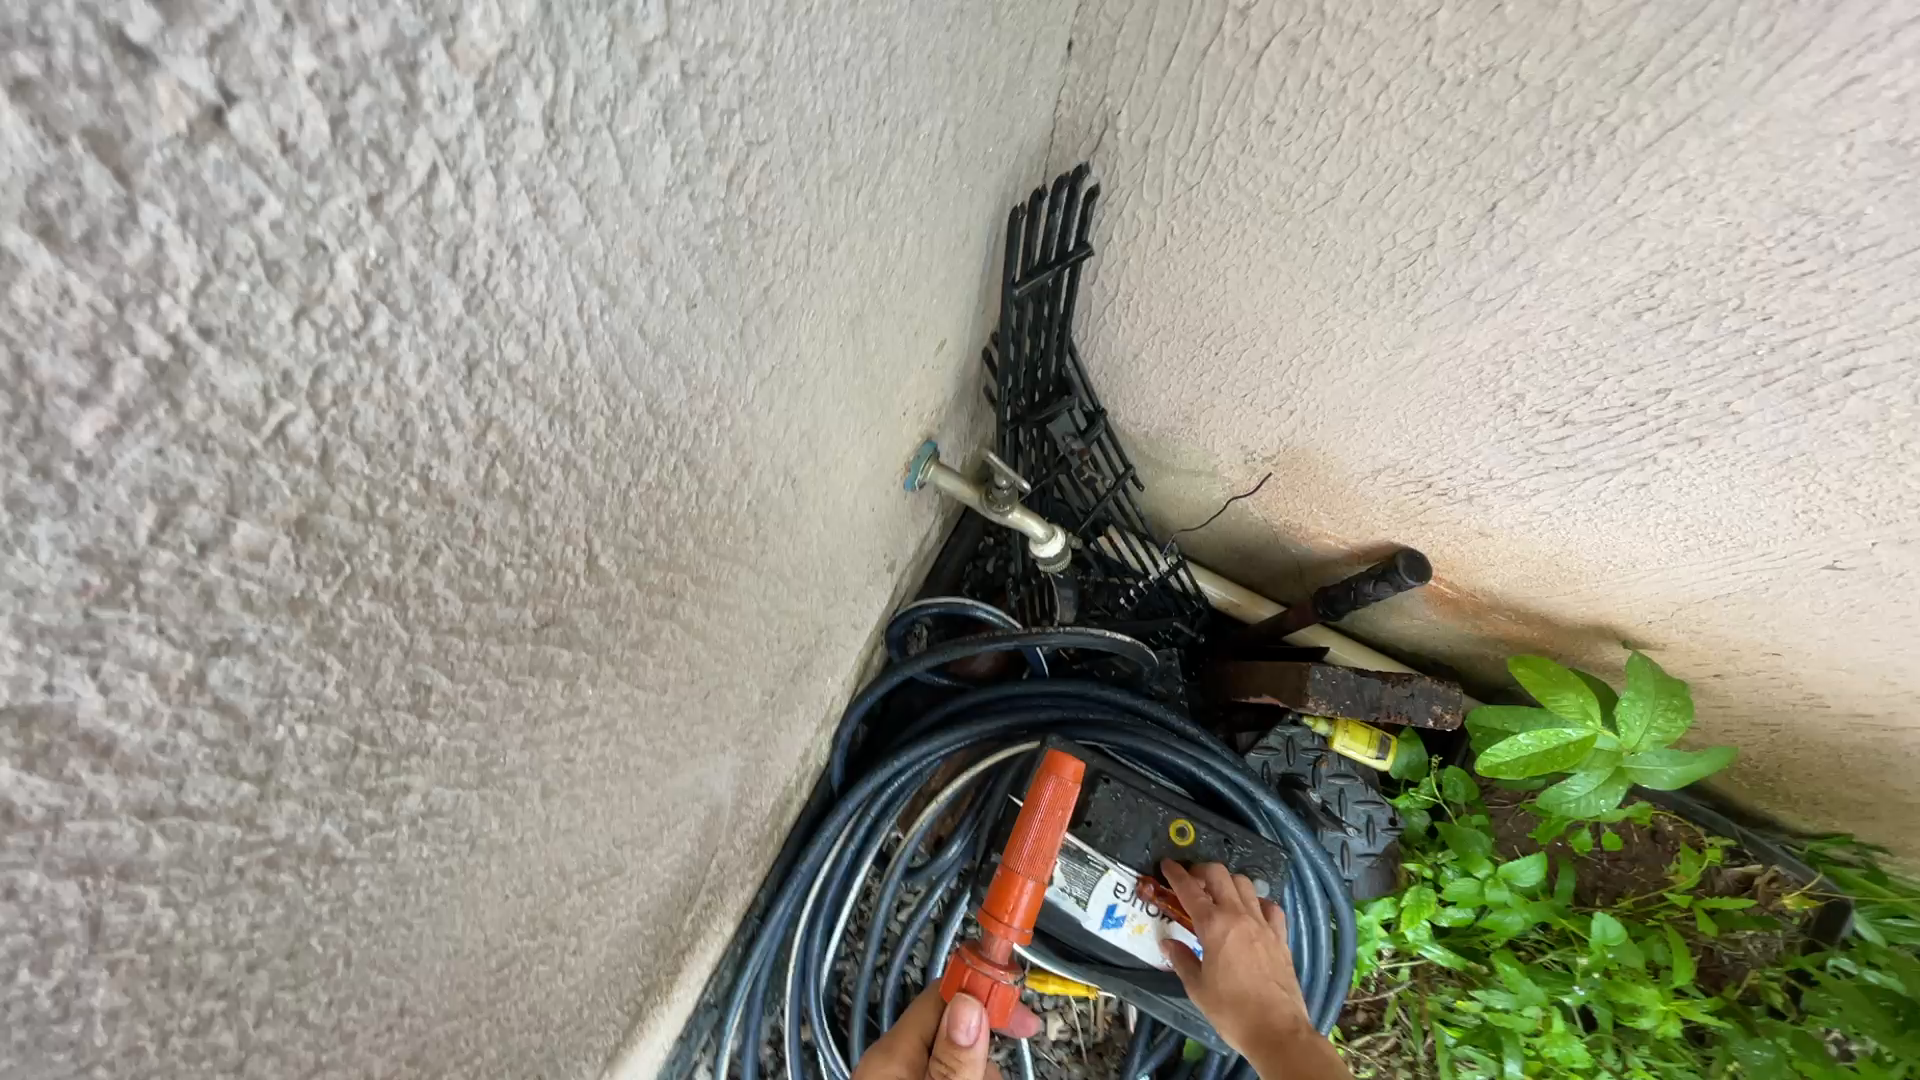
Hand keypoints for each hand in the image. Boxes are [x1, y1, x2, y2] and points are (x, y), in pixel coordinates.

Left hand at [851, 986, 1040, 1079]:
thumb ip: (954, 1059)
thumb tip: (969, 1001)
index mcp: (892, 1052)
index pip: (944, 992)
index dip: (986, 990)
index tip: (1022, 1010)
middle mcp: (894, 1061)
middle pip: (958, 1027)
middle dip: (989, 1045)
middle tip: (1019, 1048)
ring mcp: (902, 1079)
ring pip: (961, 1058)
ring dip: (984, 1070)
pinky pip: (950, 1073)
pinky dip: (972, 1078)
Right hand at [1159, 861, 1342, 1076]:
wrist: (1278, 1032)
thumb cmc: (1232, 1011)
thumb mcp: (1197, 988)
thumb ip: (1181, 959)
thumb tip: (1167, 943)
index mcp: (1213, 925)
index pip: (1189, 888)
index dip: (1175, 873)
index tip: (1166, 865)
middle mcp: (1238, 915)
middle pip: (1219, 874)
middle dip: (1201, 870)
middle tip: (1192, 882)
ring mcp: (1263, 924)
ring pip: (1245, 884)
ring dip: (1228, 883)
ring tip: (1220, 896)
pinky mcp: (1281, 937)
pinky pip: (1270, 907)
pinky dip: (1258, 903)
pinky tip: (1252, 914)